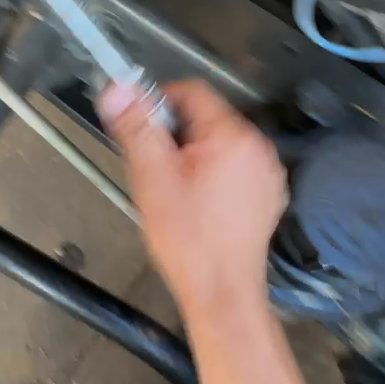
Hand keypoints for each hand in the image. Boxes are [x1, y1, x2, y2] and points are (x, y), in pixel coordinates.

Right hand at [101, 79, 287, 315]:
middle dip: (173, 134)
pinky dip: (212, 174)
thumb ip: (135, 127)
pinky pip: (234, 167)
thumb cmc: (187, 239)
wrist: (222, 294)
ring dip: (191, 154)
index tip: (140, 128)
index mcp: (232, 137)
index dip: (159, 102)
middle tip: (153, 166)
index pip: (192, 91)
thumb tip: (117, 89)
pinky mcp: (267, 196)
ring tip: (172, 188)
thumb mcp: (151, 177)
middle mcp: (258, 148)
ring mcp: (267, 174)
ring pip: (218, 143)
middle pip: (205, 118)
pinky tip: (195, 203)